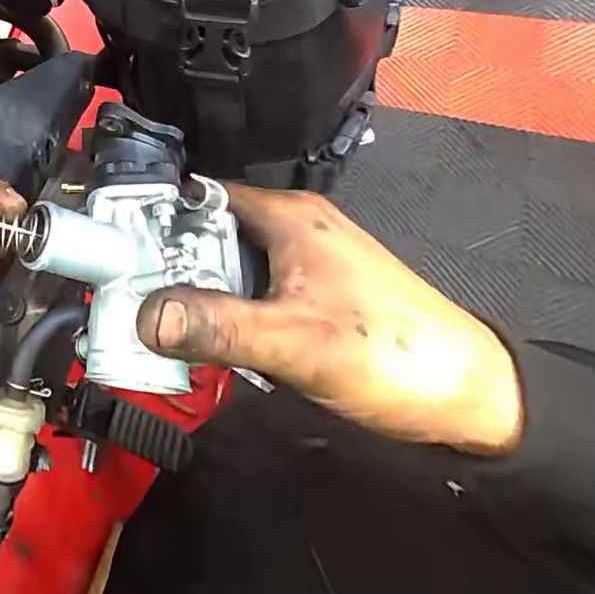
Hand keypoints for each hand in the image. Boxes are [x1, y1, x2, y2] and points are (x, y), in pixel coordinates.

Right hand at [136, 185, 523, 454]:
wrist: (475, 399)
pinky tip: (218, 335)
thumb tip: (145, 315)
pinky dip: (230, 304)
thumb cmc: (387, 354)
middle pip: (212, 229)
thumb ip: (218, 326)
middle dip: (174, 259)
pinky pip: (255, 285)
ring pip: (233, 260)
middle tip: (135, 292)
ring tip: (167, 318)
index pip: (202, 194)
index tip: (120, 246)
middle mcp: (295, 225)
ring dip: (202, 286)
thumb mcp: (293, 342)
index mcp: (287, 216)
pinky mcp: (318, 289)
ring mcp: (308, 257)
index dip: (159, 215)